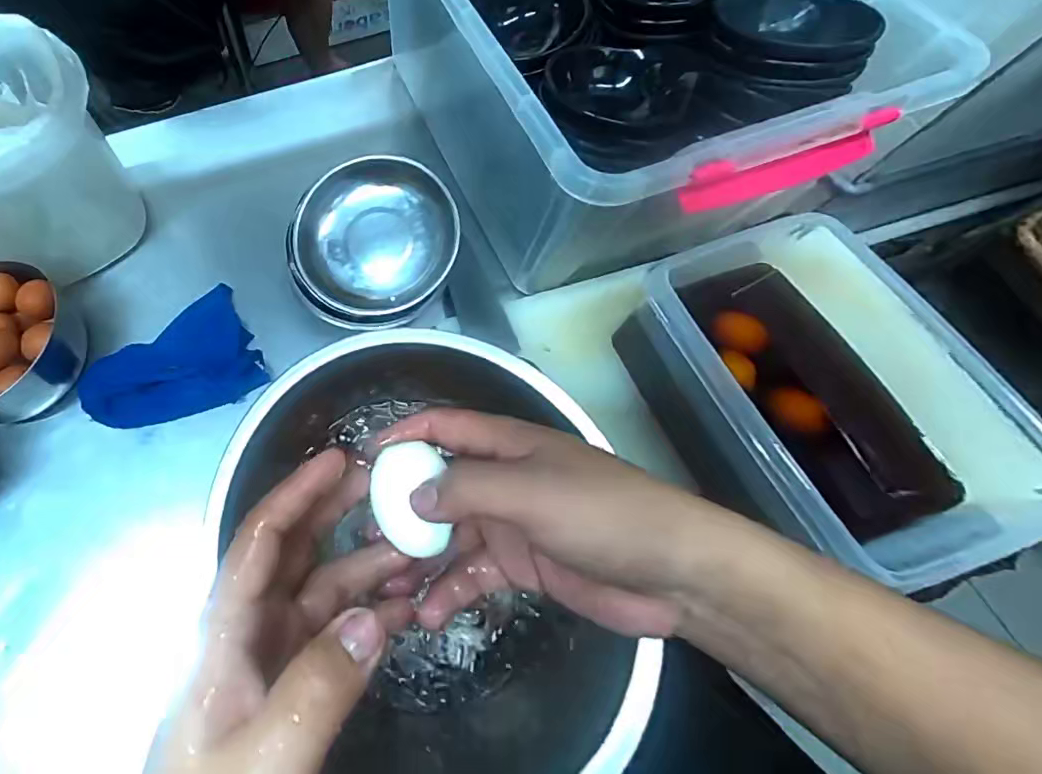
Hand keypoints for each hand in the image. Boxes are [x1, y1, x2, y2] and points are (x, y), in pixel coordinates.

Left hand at [147, 449, 414, 773]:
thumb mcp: (265, 752)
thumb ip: (317, 689)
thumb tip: (373, 620)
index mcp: (226, 624)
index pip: (261, 538)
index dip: (296, 492)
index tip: (338, 460)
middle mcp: (248, 625)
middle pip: (293, 550)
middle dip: (334, 511)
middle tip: (382, 484)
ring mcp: (271, 653)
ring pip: (320, 589)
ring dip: (364, 565)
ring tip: (412, 548)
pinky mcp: (291, 681)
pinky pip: (334, 633)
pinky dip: (369, 615)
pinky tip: (405, 608)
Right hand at [370, 407, 746, 638]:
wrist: (675, 575)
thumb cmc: (600, 512)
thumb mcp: (528, 490)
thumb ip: (466, 488)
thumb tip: (411, 495)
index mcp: (503, 444)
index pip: (442, 427)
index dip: (403, 437)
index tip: (366, 461)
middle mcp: (500, 478)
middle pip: (437, 487)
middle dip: (403, 512)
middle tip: (366, 541)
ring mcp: (509, 523)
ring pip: (450, 536)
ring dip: (421, 561)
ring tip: (389, 590)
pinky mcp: (522, 565)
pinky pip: (473, 574)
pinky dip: (450, 591)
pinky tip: (429, 614)